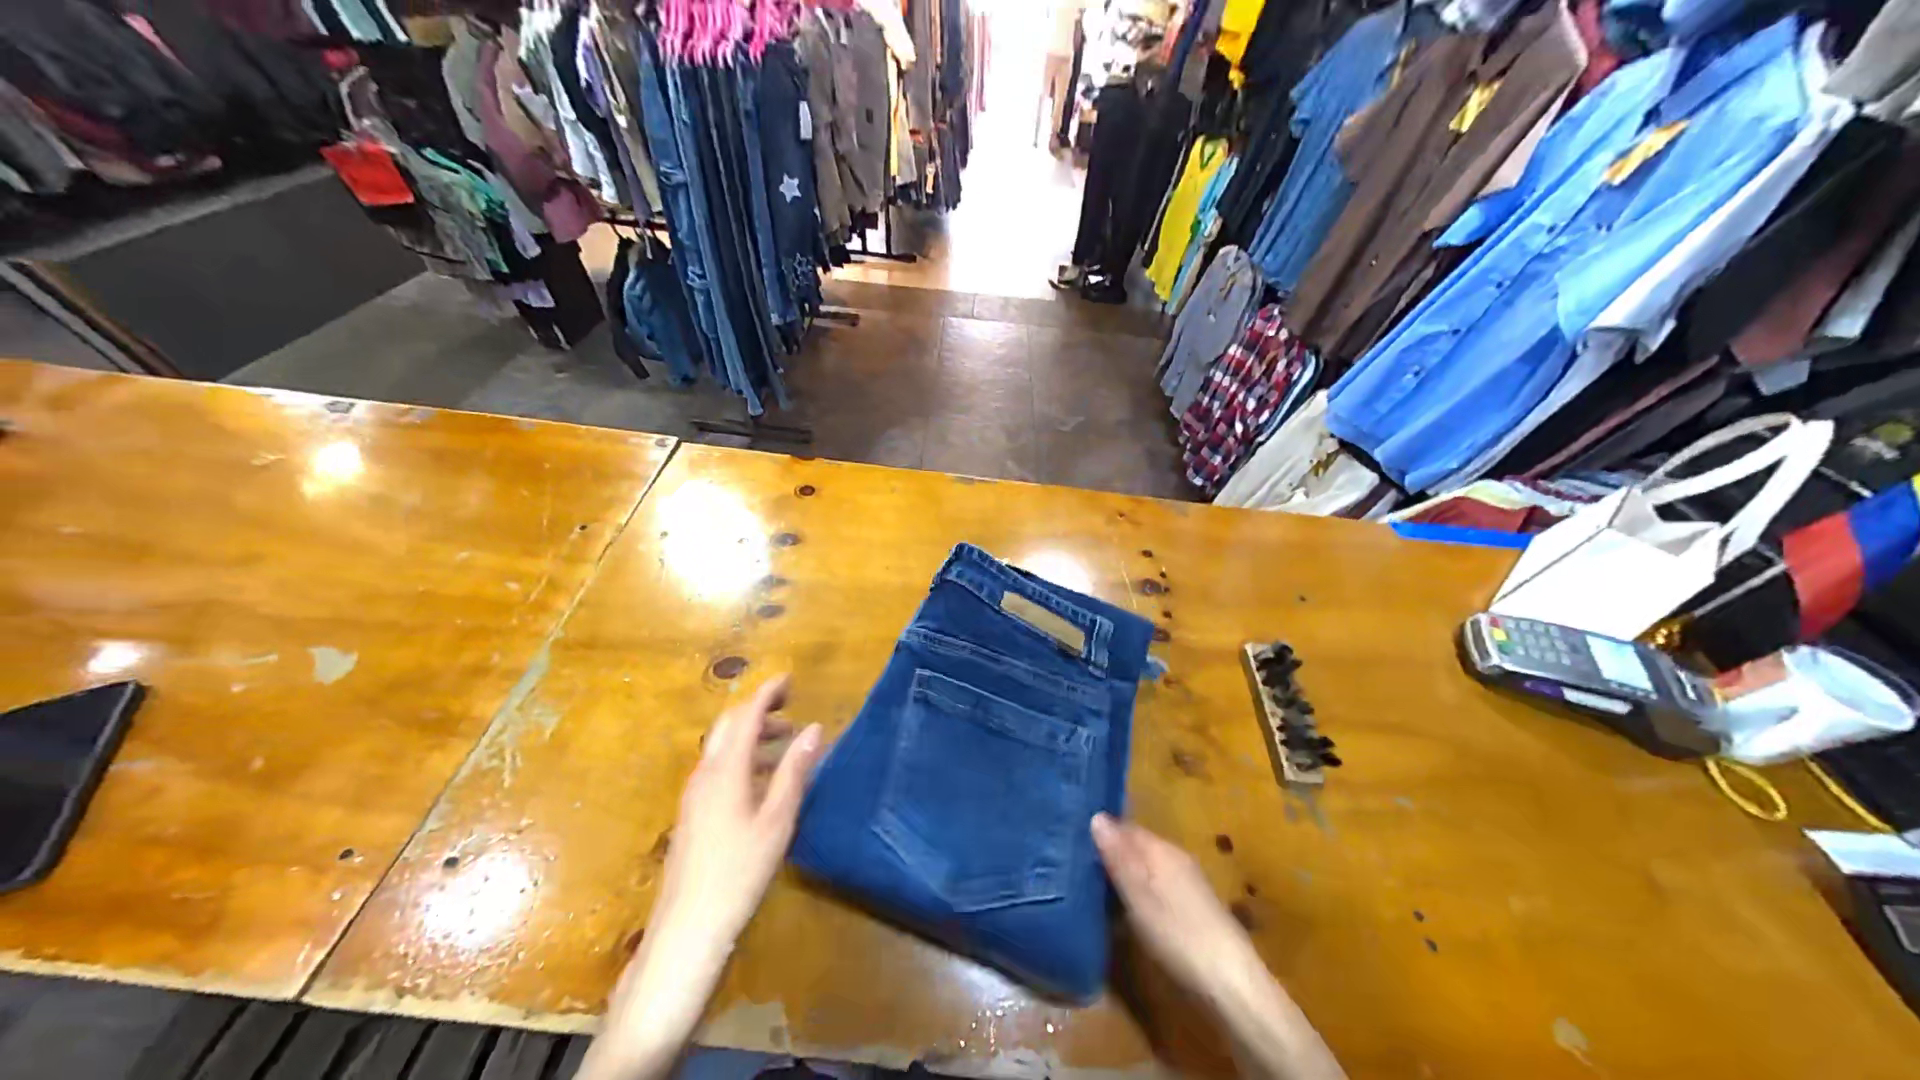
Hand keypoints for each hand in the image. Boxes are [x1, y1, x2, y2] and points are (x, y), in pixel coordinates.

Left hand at [651, 674, 823, 952]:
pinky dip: (742, 759)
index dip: (767, 693)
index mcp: (725, 770)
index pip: (745, 715)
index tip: (790, 680)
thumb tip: (814, 729)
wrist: (688, 927)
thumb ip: (794, 771)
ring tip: (784, 744)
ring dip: (751, 736)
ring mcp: (694, 795)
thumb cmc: (740, 871)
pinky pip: (718, 769)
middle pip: (728, 726)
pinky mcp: (693, 814)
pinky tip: (762, 781)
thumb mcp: (777, 820)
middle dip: (757, 710)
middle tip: (789, 708)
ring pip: (722, 748)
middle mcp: (704, 774)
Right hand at [1090, 811, 1260, 1004]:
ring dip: (1122, 874)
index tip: (1070, 840)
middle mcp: (1175, 858)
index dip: (1099, 831)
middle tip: (1073, 864)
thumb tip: (1096, 816)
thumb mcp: (1138, 896)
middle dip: (1109, 853)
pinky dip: (1136, 891)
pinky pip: (1154, 886)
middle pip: (1135, 847)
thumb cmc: (1177, 934)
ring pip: (1144, 868)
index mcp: (1162, 849)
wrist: (1230, 983)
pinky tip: (1122, 908)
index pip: (1124, 827)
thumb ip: (1118, 857)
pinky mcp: (1190, 907)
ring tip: (1089, 884)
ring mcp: (1186, 882)